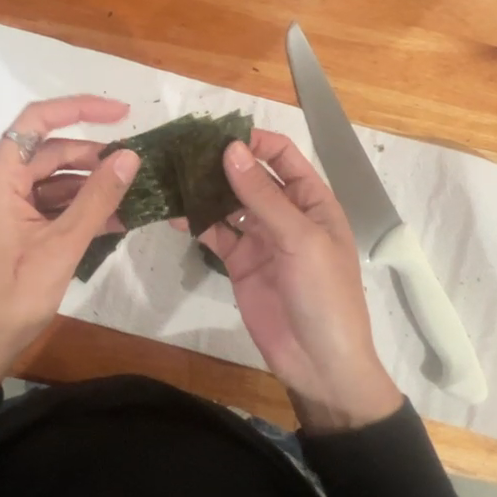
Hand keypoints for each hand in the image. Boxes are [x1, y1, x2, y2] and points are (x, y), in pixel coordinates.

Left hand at [0, 96, 140, 408]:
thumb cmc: (14, 298)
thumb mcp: (62, 247)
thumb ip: (97, 197)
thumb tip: (130, 156)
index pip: (35, 121)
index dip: (80, 109)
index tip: (122, 114)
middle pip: (43, 153)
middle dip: (90, 159)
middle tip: (134, 170)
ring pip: (42, 179)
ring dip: (83, 188)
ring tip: (128, 198)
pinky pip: (34, 202)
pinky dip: (66, 207)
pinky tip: (106, 217)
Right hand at [191, 131, 402, 431]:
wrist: (320, 362)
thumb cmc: (325, 295)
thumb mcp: (299, 240)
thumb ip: (263, 196)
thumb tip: (230, 150)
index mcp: (313, 201)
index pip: (282, 157)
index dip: (253, 142)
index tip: (215, 135)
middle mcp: (286, 214)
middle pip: (250, 176)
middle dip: (221, 163)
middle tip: (181, 151)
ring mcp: (261, 238)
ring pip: (228, 203)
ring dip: (204, 190)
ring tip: (171, 176)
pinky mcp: (240, 262)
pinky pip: (216, 234)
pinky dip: (196, 222)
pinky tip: (173, 213)